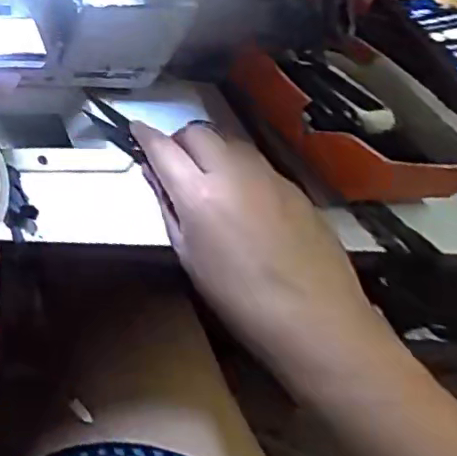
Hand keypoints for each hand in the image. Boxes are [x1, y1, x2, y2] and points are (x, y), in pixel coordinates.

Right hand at [133, 121, 387, 364]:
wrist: (320, 324)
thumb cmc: (242, 301)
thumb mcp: (190, 258)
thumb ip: (169, 209)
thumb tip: (156, 177)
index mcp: (198, 194)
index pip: (161, 147)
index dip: (144, 136)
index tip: (136, 131)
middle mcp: (231, 173)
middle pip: (196, 132)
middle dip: (179, 140)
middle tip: (175, 163)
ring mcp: (267, 176)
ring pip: (228, 141)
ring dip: (211, 149)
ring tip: (209, 177)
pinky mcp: (293, 187)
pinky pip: (256, 162)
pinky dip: (239, 168)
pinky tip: (245, 198)